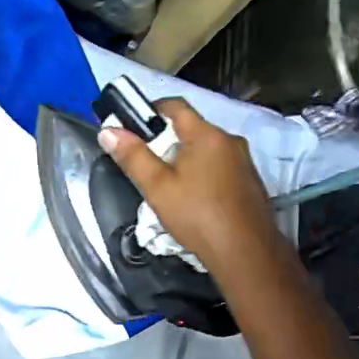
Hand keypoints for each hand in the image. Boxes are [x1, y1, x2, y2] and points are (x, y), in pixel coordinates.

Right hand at [98, 98, 280, 268]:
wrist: (245, 252)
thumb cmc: (197, 215)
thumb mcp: (158, 187)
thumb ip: (133, 157)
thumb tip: (108, 130)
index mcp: (207, 135)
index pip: (176, 106)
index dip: (151, 109)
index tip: (132, 123)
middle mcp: (230, 141)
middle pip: (192, 130)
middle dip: (167, 140)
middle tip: (146, 163)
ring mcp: (244, 162)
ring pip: (207, 151)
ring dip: (186, 160)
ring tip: (168, 185)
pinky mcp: (250, 183)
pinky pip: (220, 169)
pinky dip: (203, 175)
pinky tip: (194, 199)